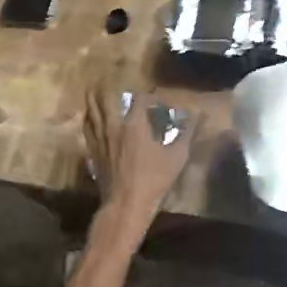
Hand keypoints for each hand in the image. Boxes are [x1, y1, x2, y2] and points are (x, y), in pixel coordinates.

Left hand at [85, 86, 195, 222]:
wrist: (125, 203)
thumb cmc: (153, 180)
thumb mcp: (177, 157)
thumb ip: (188, 133)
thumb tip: (199, 115)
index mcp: (135, 124)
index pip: (139, 98)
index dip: (148, 95)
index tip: (155, 98)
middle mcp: (113, 125)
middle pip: (106, 97)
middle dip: (112, 87)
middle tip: (118, 82)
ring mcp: (99, 137)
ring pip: (92, 109)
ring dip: (96, 98)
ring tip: (99, 91)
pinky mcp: (92, 149)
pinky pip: (87, 126)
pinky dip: (89, 116)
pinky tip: (92, 116)